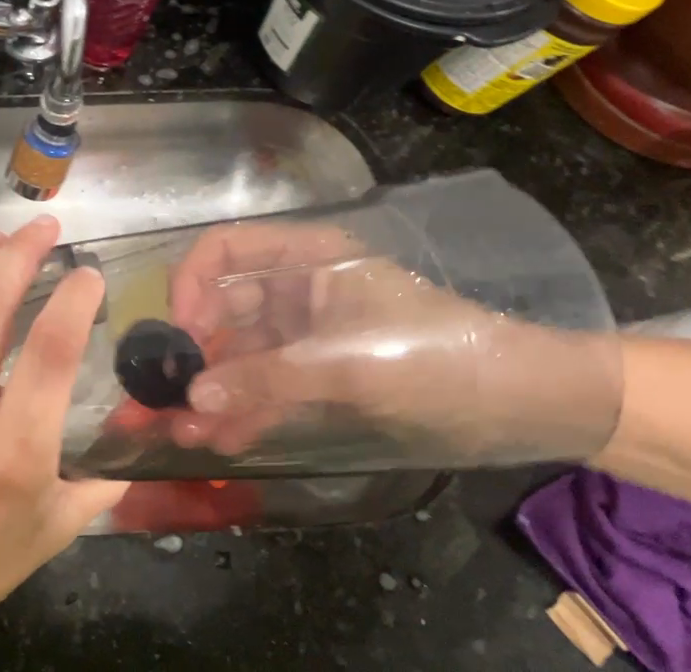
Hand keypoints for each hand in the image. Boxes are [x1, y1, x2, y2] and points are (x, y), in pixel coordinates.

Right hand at [161, 221, 618, 466]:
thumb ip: (268, 378)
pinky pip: (269, 386)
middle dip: (194, 352)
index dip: (192, 284)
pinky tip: (223, 439)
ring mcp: (306, 334)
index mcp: (307, 259)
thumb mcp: (349, 364)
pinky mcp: (319, 373)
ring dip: (215, 390)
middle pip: (225, 307)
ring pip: (243, 355)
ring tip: (186, 431)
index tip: (179, 335)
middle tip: (165, 397)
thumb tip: (194, 394)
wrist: (525, 403)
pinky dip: (246, 409)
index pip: (225, 251)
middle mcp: (296, 289)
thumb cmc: (436, 357)